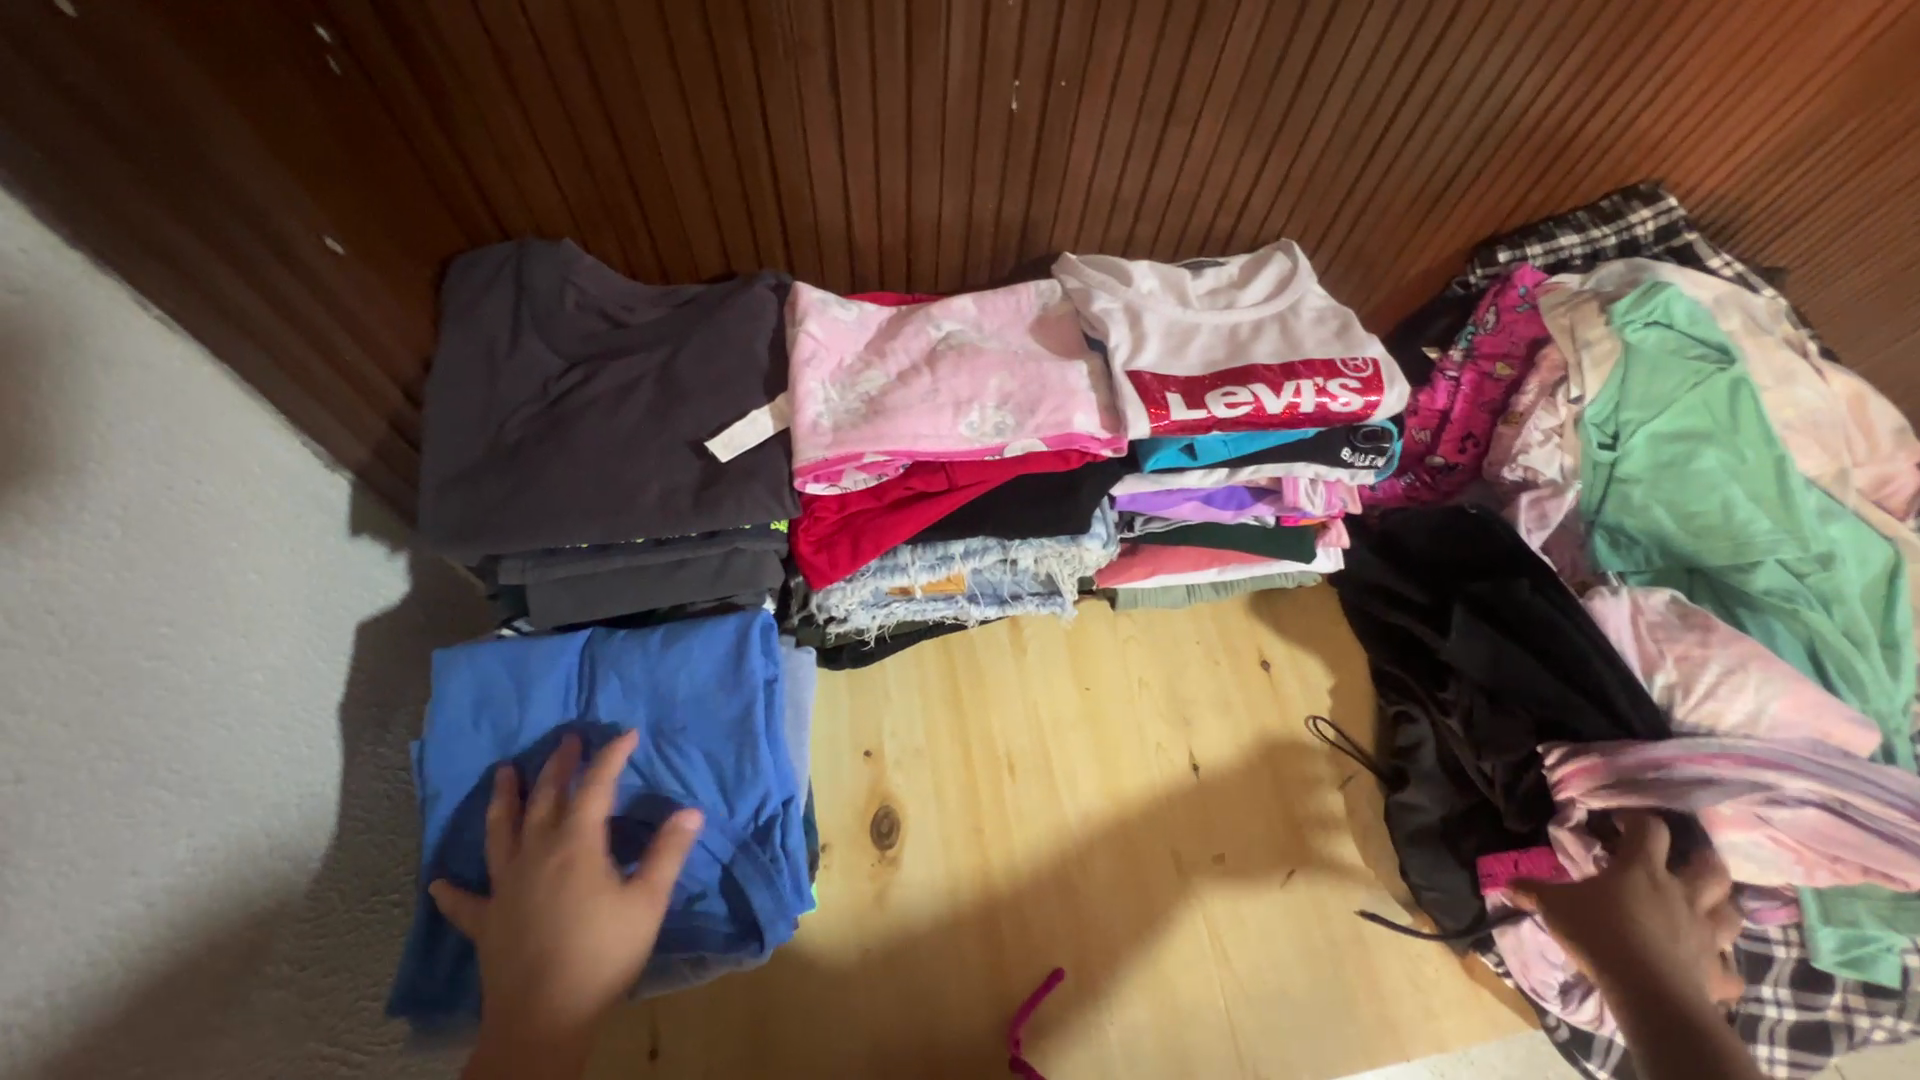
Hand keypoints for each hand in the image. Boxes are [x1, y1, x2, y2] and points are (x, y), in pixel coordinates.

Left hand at [431, 732, 703, 1073]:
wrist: (544, 1018)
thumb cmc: (603, 955)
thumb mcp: (647, 903)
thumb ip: (667, 854)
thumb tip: (690, 811)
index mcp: (577, 846)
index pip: (595, 787)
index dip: (610, 757)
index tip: (626, 734)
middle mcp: (536, 854)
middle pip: (546, 799)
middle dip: (559, 766)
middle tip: (566, 739)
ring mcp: (505, 887)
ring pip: (501, 832)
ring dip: (503, 799)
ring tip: (503, 772)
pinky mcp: (486, 921)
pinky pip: (465, 900)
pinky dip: (453, 889)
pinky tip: (441, 881)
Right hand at [1515, 811, 1743, 1006]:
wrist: (1646, 989)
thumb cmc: (1599, 934)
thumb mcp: (1554, 906)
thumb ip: (1532, 891)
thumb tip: (1507, 883)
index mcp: (1642, 871)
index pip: (1649, 830)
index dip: (1637, 820)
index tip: (1621, 821)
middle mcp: (1682, 895)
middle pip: (1711, 868)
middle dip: (1702, 860)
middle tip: (1685, 860)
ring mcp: (1706, 933)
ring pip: (1731, 913)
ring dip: (1721, 908)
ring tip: (1703, 909)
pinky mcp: (1717, 971)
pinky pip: (1730, 968)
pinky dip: (1722, 965)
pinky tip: (1709, 965)